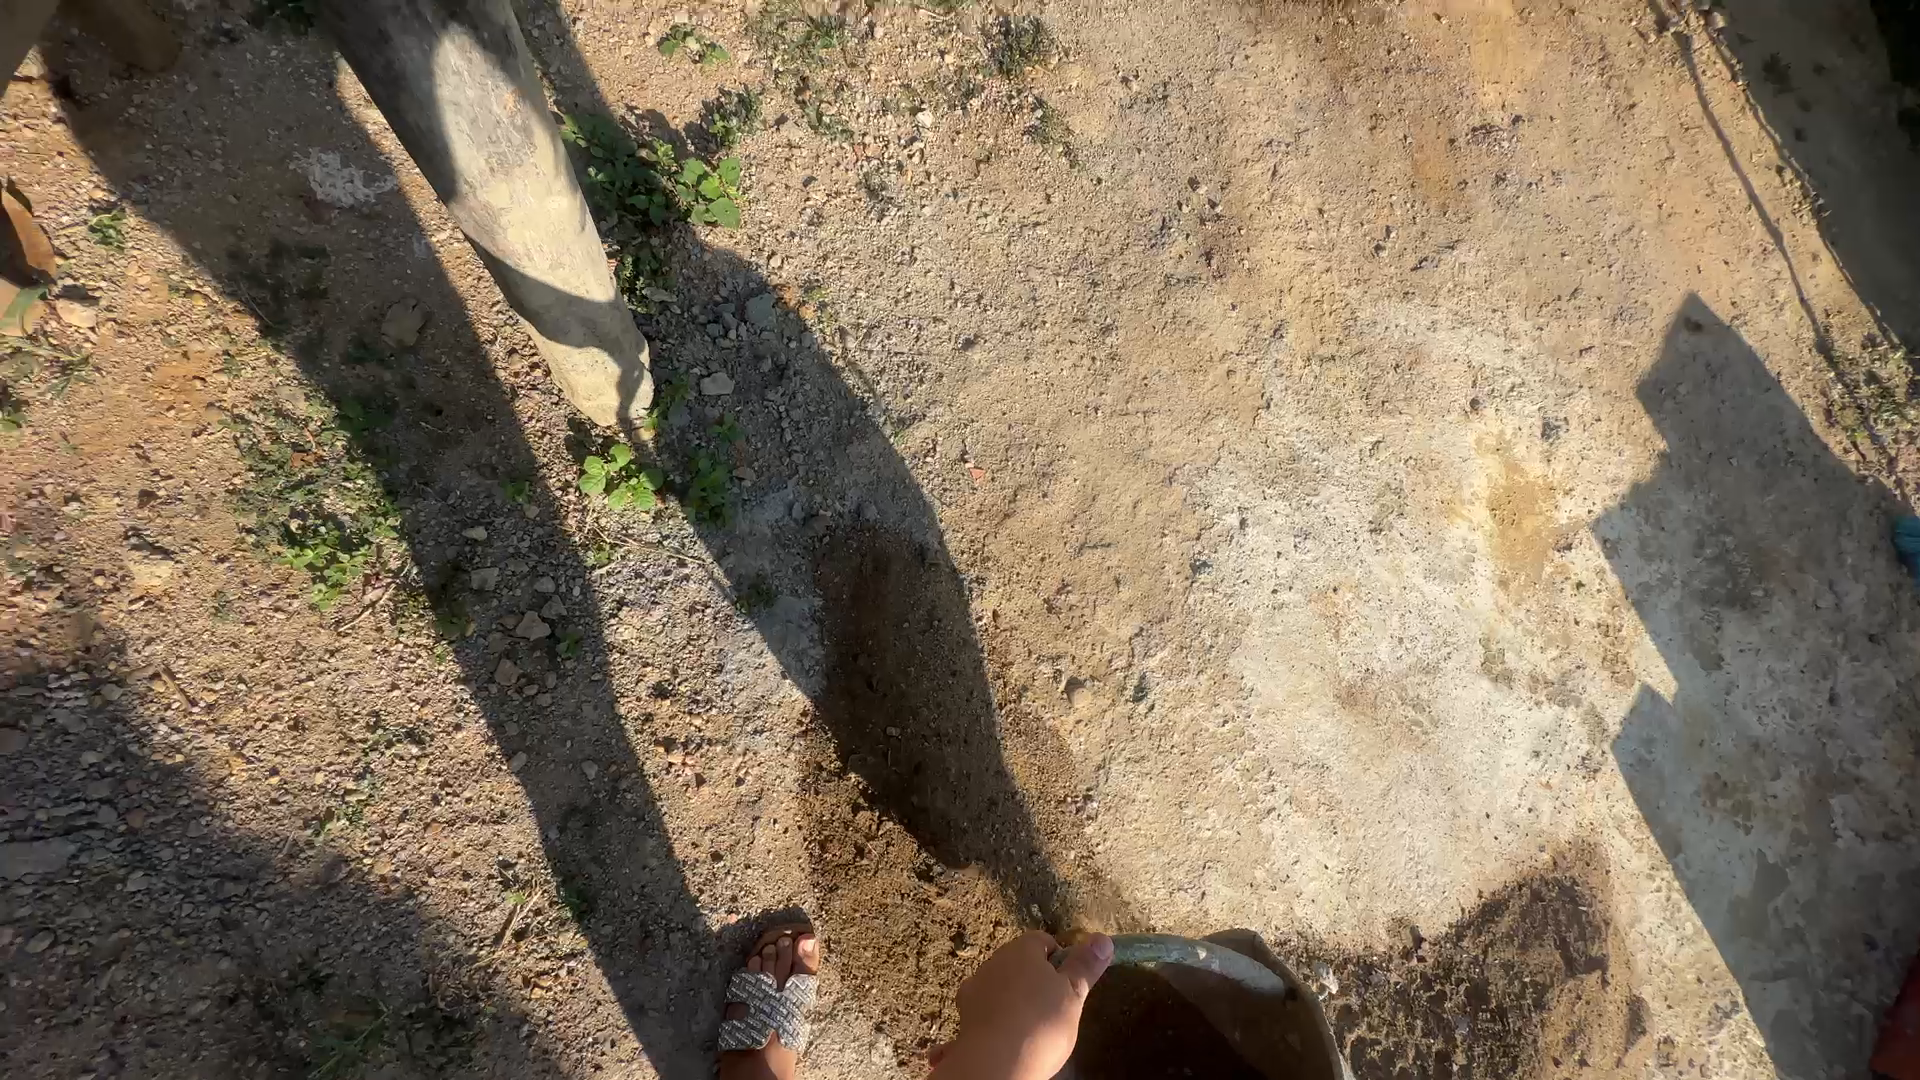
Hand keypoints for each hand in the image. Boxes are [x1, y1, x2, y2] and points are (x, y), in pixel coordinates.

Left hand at [929, 930, 1114, 1079]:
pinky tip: (1004, 1032)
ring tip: (1029, 1024)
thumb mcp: (1073, 995)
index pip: (1044, 941)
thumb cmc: (1041, 1023)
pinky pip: (984, 1004)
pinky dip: (993, 1013)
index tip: (1068, 986)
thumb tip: (1103, 938)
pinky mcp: (965, 1008)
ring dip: (1012, 994)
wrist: (996, 1063)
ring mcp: (977, 982)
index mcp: (1023, 948)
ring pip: (1001, 981)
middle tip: (1052, 1008)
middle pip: (1021, 960)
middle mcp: (997, 958)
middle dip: (1035, 978)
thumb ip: (1086, 966)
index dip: (1059, 960)